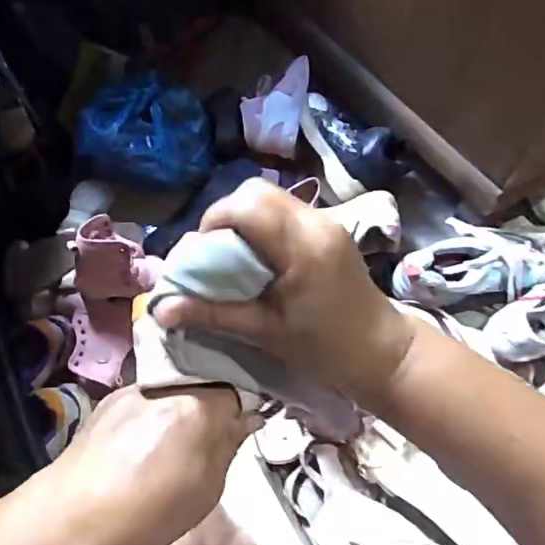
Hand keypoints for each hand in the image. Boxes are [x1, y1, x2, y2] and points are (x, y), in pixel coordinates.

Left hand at [46, 385, 255, 544]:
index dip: (239, 414)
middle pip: (202, 386)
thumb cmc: (148, 513)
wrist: (75, 514)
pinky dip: (152, 414)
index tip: (236, 433)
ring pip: (172, 390)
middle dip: (209, 409)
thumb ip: (227, 447)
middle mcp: (167, 387)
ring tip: (171, 444)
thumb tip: (243, 420)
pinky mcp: (110, 399)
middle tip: (205, 442)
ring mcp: (135, 389)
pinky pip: (145, 398)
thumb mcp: (207, 491)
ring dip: (179, 409)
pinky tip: (143, 442)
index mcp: (197, 408)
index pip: (235, 394)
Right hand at [151, 179, 418, 406]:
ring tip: (235, 256)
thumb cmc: (324, 348)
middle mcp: (315, 222)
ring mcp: (326, 221)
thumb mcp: (264, 332)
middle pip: (256, 191)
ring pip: (271, 197)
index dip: (214, 220)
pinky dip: (263, 224)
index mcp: (300, 245)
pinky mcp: (330, 228)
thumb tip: (160, 310)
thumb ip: (211, 313)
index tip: (203, 254)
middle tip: (215, 252)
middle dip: (225, 215)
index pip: (246, 205)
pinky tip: (260, 258)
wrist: (384, 353)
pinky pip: (286, 210)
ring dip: (244, 217)